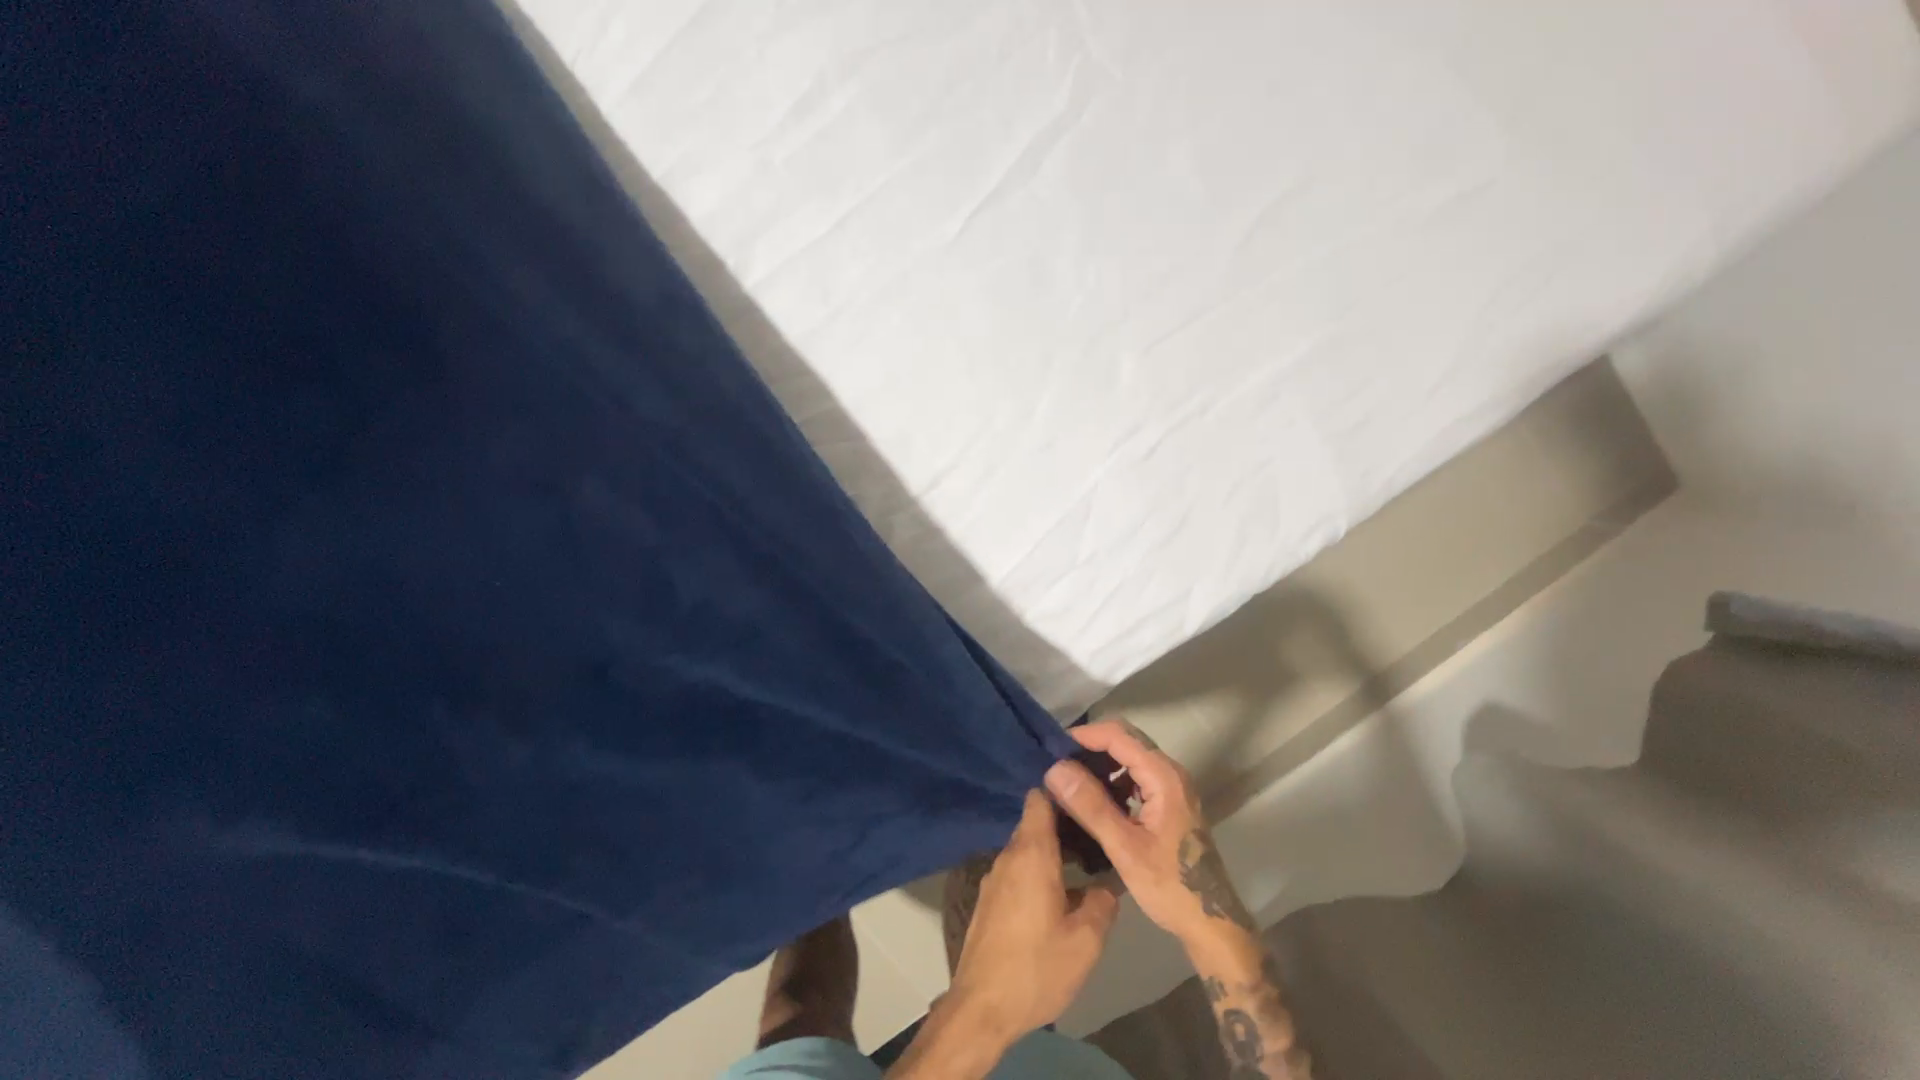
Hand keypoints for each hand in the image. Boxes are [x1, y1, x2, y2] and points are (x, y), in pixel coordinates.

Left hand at [944, 790, 1120, 1041]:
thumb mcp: (1086, 940)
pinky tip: (1059, 894)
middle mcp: (1008, 858)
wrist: (981, 1009)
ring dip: (1052, 853)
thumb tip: (1107, 885)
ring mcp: (993, 881)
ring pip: (1026, 851)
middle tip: (1098, 831)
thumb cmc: (1037, 968)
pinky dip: (1037, 873)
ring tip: (1085, 863)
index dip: (1063, 790)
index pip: (1040, 799)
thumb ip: (1102, 903)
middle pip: (1035, 824)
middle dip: (1064, 824)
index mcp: (1031, 855)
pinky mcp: (988, 903)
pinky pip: (1016, 873)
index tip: (1089, 792)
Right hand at [1044, 719, 1254, 947]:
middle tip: (1056, 766)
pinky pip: (1138, 779)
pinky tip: (1095, 803)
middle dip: (1090, 748)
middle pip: (1126, 742)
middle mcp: (1172, 774)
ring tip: (1069, 783)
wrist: (1210, 921)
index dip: (1084, 736)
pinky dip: (1114, 782)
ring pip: (1131, 760)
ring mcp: (1173, 789)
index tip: (1052, 750)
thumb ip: (1090, 806)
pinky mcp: (1170, 804)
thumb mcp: (1124, 847)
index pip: (1119, 736)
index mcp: (1164, 778)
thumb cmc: (1170, 885)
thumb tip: (1055, 769)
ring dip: (1101, 765)